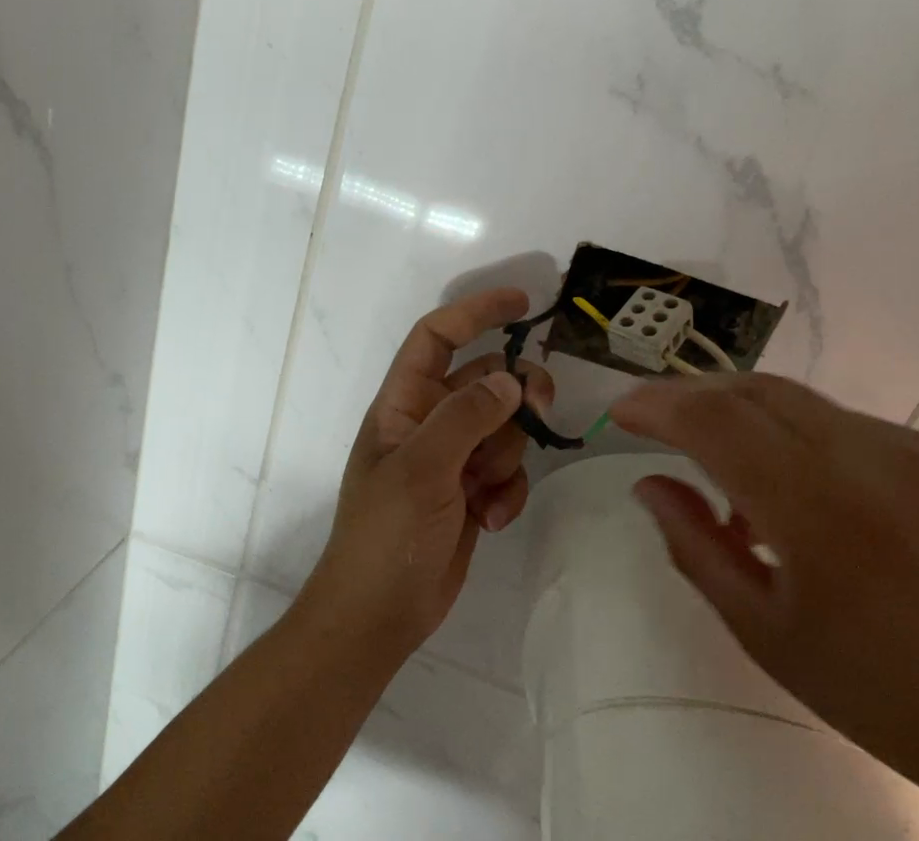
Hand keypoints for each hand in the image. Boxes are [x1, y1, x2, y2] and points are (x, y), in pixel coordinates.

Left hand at [298, 288, 553, 659]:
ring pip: (504, 430)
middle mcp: (428, 424)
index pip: (437, 337)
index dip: (476, 312)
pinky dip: (507, 493)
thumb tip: (509, 379)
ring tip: (484, 490)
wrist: (378, 615)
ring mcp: (451, 461)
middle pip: (486, 381)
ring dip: (507, 457)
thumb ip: (466, 416)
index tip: (525, 302)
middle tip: (540, 409)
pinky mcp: (471, 495)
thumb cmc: (386, 535)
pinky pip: (507, 473)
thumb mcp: (422, 468)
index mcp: (402, 405)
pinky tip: (490, 520)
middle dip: (514, 394)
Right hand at [610, 373, 918, 837]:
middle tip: (662, 423)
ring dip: (756, 421)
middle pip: (760, 390)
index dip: (657, 404)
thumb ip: (698, 549)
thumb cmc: (895, 701)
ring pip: (812, 407)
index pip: (715, 421)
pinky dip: (816, 444)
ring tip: (742, 481)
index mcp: (819, 513)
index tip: (621, 412)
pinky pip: (865, 431)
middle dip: (698, 395)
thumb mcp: (771, 637)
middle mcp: (875, 460)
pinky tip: (822, 498)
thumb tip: (649, 485)